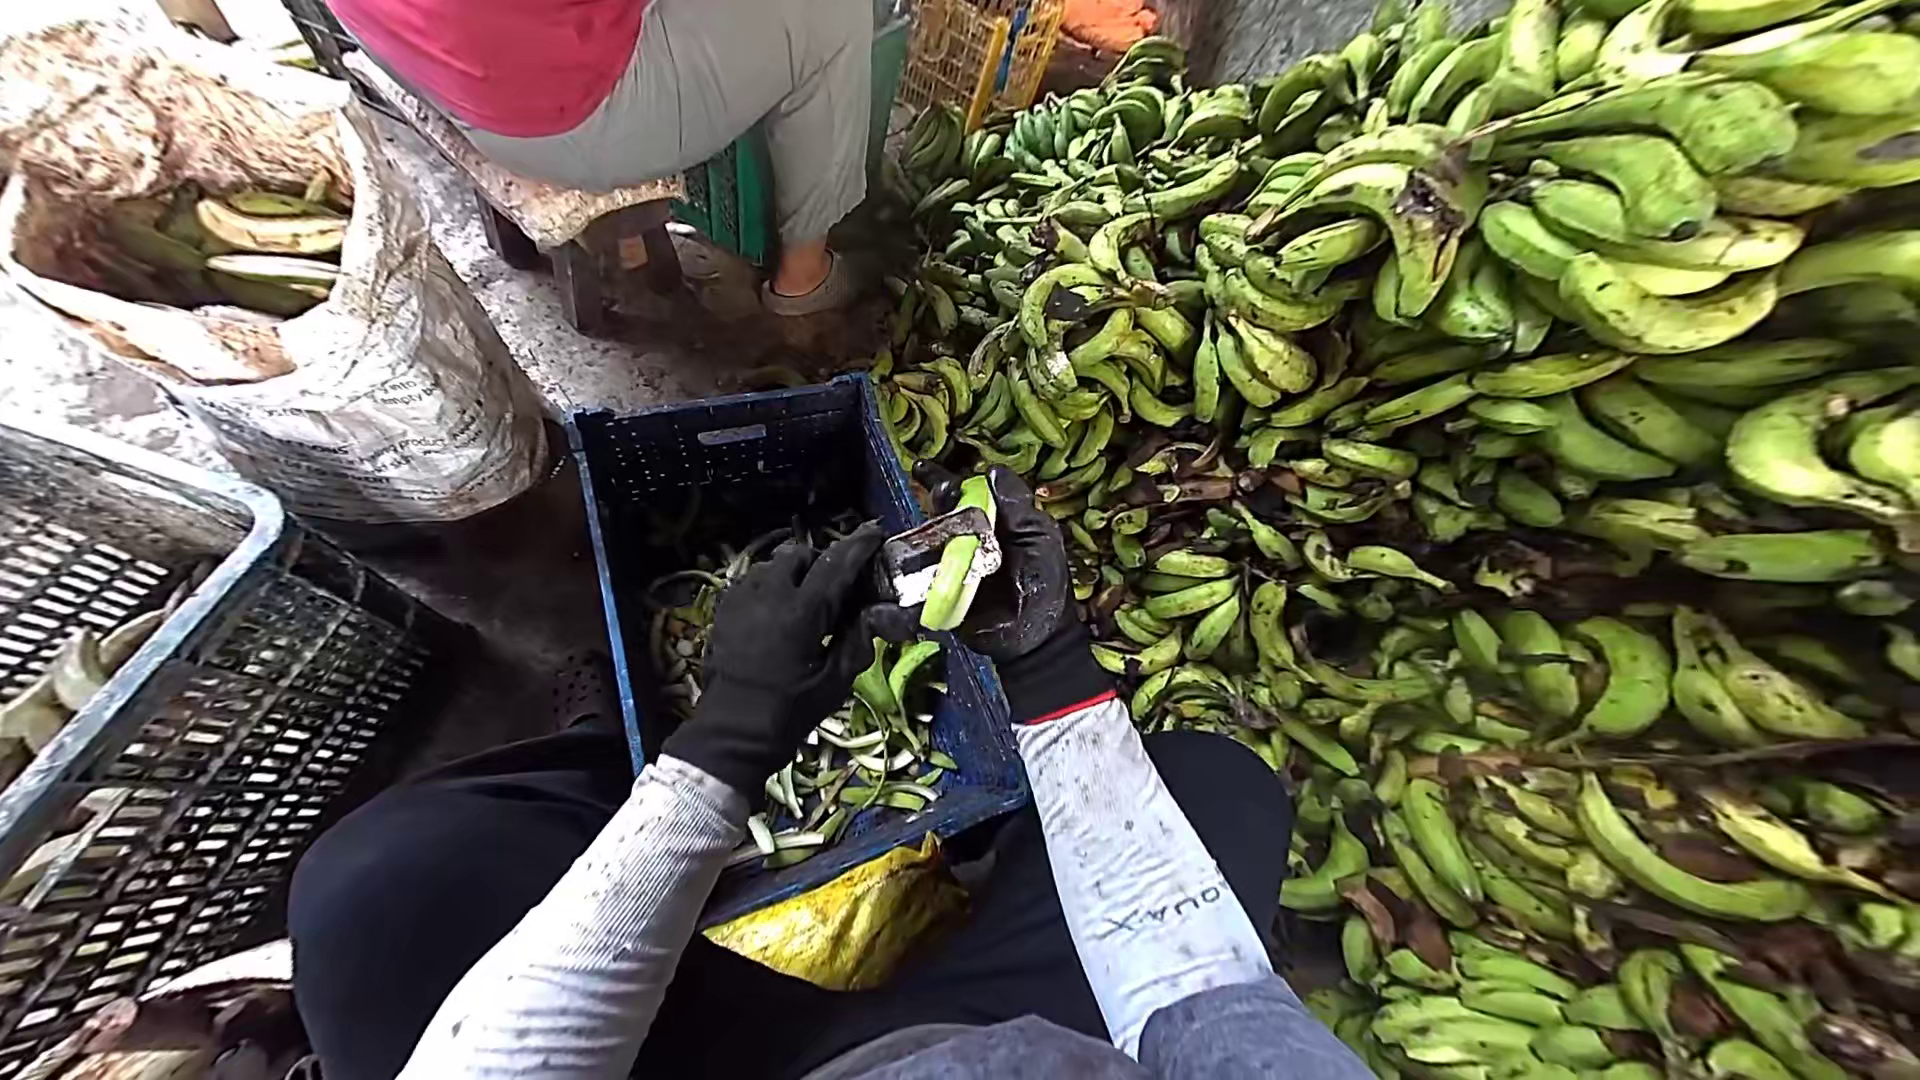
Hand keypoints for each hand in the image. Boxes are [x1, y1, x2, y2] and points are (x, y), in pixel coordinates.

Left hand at [662, 522, 914, 797]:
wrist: (731, 734)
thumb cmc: (789, 712)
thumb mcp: (835, 681)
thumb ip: (858, 640)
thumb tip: (877, 612)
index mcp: (801, 613)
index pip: (835, 565)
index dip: (858, 546)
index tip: (874, 532)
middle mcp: (769, 596)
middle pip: (799, 555)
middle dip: (821, 559)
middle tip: (836, 581)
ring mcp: (741, 601)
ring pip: (771, 565)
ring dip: (793, 571)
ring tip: (804, 594)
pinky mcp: (723, 611)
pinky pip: (750, 581)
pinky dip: (769, 584)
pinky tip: (776, 608)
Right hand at [914, 464, 1110, 723]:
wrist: (1035, 639)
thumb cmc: (1044, 583)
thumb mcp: (1039, 538)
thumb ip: (1018, 505)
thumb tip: (992, 471)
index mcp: (995, 522)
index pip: (968, 493)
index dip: (949, 480)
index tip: (929, 470)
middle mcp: (969, 538)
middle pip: (945, 511)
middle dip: (939, 497)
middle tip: (940, 492)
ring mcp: (952, 564)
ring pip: (930, 538)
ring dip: (928, 527)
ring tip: (932, 521)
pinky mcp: (940, 590)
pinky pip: (920, 573)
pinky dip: (911, 564)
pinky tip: (907, 554)